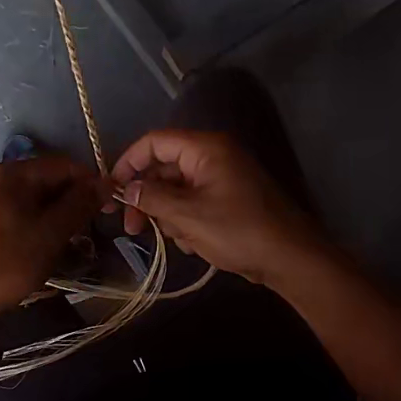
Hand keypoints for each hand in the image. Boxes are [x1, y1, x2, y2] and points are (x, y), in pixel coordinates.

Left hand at [0, 154, 103, 341]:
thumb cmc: (12, 263)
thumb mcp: (53, 233)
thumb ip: (81, 203)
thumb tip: (106, 182)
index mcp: (13, 173)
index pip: (64, 165)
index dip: (91, 182)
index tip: (110, 207)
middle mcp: (0, 177)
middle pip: (52, 179)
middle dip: (77, 199)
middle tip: (94, 225)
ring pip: (42, 196)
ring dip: (63, 213)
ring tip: (75, 237)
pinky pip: (28, 209)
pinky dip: (46, 221)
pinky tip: (53, 241)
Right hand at [109, 130, 325, 284]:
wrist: (289, 257)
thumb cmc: (239, 232)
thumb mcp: (189, 216)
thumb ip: (153, 198)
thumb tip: (126, 187)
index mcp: (206, 149)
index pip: (155, 142)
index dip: (128, 163)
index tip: (111, 190)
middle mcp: (214, 157)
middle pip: (165, 170)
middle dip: (149, 200)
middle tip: (133, 230)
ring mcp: (224, 180)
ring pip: (179, 193)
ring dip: (172, 218)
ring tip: (185, 240)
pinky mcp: (230, 202)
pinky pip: (196, 207)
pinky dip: (190, 225)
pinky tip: (198, 246)